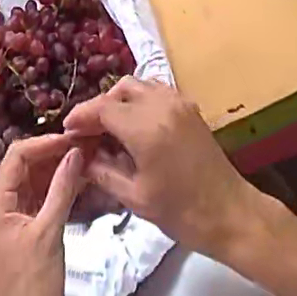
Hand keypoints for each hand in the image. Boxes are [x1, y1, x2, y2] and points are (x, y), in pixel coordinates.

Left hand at [0, 135, 87, 295]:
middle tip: (83, 145)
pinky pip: (39, 197)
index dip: (45, 143)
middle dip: (53, 153)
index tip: (72, 139)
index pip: (17, 155)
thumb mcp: (48, 233)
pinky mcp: (23, 230)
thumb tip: (75, 151)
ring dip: (58, 169)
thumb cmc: (30, 284)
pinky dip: (57, 187)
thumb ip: (62, 188)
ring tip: (85, 158)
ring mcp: (10, 218)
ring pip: (34, 180)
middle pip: (24, 165)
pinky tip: (78, 179)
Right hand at [63, 78, 265, 259]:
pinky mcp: (189, 106)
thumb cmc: (180, 211)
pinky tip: (133, 126)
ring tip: (108, 128)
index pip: (104, 108)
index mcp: (146, 127)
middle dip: (101, 106)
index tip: (68, 128)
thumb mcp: (134, 197)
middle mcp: (162, 105)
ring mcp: (179, 102)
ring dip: (120, 100)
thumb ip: (103, 171)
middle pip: (121, 89)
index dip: (83, 115)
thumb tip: (81, 155)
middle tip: (87, 130)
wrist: (229, 212)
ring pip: (139, 86)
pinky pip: (156, 91)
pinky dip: (140, 101)